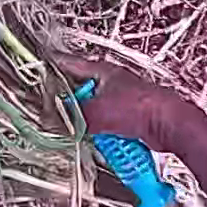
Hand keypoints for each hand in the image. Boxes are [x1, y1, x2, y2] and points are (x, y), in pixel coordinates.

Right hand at [55, 55, 206, 152]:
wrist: (170, 125)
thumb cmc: (144, 107)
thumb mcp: (97, 111)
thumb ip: (71, 116)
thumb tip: (51, 121)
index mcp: (102, 71)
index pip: (67, 65)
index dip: (50, 69)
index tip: (35, 74)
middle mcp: (110, 84)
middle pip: (76, 94)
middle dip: (68, 108)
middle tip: (58, 117)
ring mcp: (118, 102)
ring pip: (90, 114)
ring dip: (86, 125)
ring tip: (84, 132)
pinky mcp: (126, 120)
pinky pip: (103, 128)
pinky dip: (100, 135)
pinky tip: (99, 141)